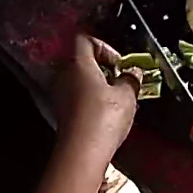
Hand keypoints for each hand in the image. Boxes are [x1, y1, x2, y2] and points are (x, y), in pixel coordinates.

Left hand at [54, 35, 136, 158]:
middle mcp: (63, 76)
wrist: (82, 152)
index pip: (85, 40)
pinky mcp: (60, 114)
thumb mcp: (127, 95)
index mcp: (78, 63)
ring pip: (78, 82)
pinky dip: (88, 102)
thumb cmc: (104, 117)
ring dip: (95, 86)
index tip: (119, 63)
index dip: (104, 47)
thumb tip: (133, 73)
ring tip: (114, 100)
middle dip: (101, 69)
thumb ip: (131, 79)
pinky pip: (75, 99)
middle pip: (80, 62)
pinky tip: (103, 115)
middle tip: (119, 81)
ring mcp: (59, 96)